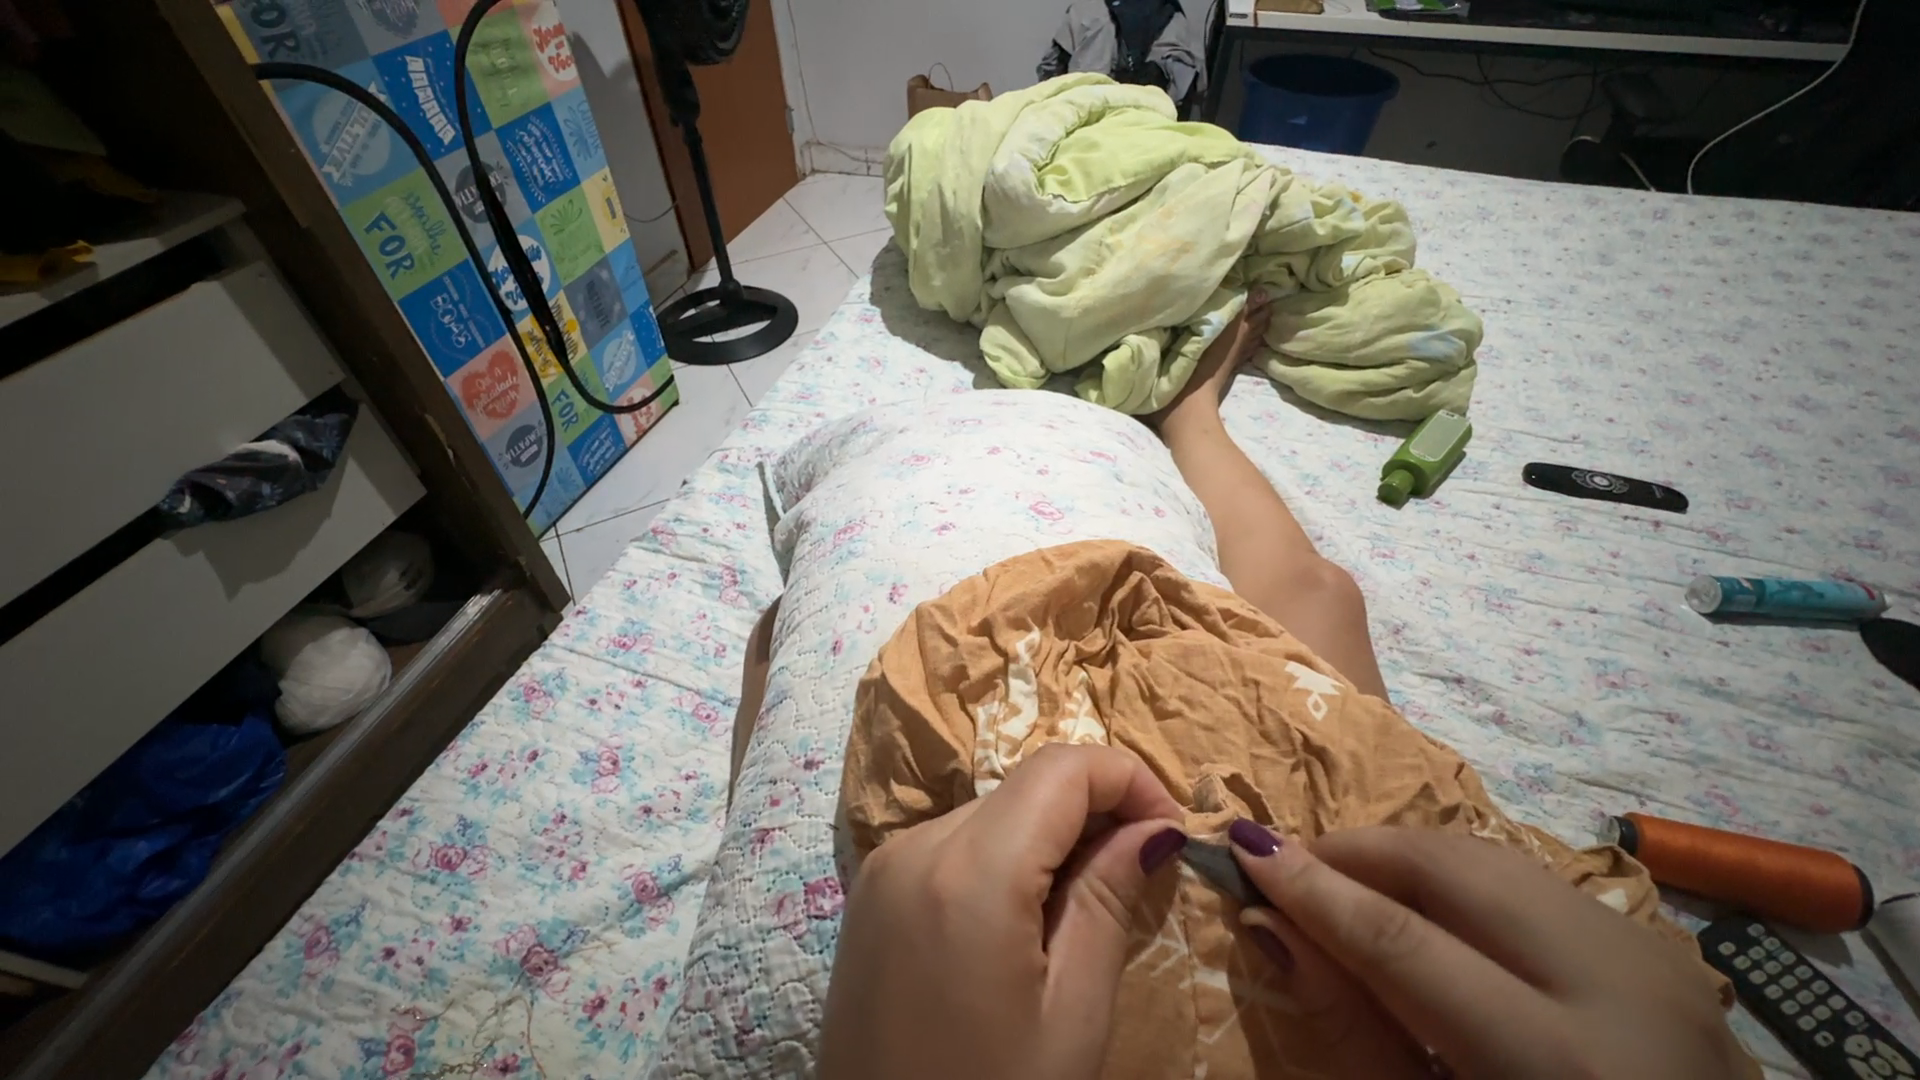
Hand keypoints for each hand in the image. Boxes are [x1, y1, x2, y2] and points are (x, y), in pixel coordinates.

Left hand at [817, 744, 1185, 1079]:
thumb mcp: (1072, 1015)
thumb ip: (1109, 899)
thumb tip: (1154, 828)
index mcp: (969, 871)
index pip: (1061, 768)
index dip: (1128, 780)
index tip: (1171, 832)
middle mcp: (916, 844)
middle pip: (1025, 786)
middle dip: (1093, 810)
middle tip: (1140, 873)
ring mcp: (885, 862)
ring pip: (992, 809)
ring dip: (1049, 835)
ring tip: (1083, 906)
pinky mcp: (871, 887)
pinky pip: (954, 841)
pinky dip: (1003, 855)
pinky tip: (1024, 915)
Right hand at [1225, 822, 1749, 1079]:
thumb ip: (1350, 1028)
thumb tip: (1268, 926)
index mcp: (1564, 1064)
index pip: (1403, 940)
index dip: (1313, 889)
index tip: (1242, 847)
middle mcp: (1621, 988)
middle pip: (1448, 868)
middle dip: (1352, 853)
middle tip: (1286, 869)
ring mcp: (1652, 960)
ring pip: (1485, 855)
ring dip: (1395, 857)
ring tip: (1341, 887)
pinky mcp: (1655, 949)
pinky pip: (1522, 877)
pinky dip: (1449, 877)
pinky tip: (1417, 908)